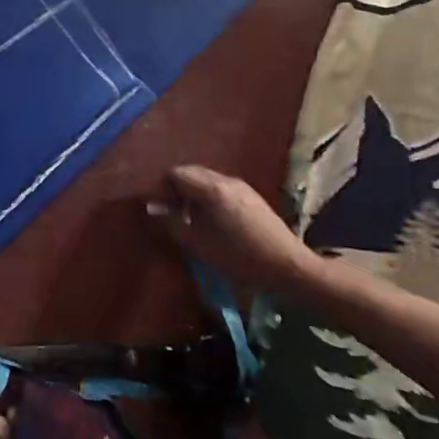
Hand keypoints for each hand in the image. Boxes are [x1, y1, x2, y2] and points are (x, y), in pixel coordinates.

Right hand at [148, 166, 319, 293]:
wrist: (286, 265)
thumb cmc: (239, 257)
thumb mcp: (198, 245)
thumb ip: (172, 223)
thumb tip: (152, 208)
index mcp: (211, 188)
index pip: (176, 173)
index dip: (162, 189)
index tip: (158, 210)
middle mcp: (225, 179)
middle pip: (191, 172)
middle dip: (176, 190)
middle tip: (171, 216)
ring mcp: (241, 185)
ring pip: (207, 180)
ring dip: (193, 194)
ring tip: (190, 221)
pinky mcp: (251, 195)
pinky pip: (221, 188)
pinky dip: (208, 198)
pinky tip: (212, 222)